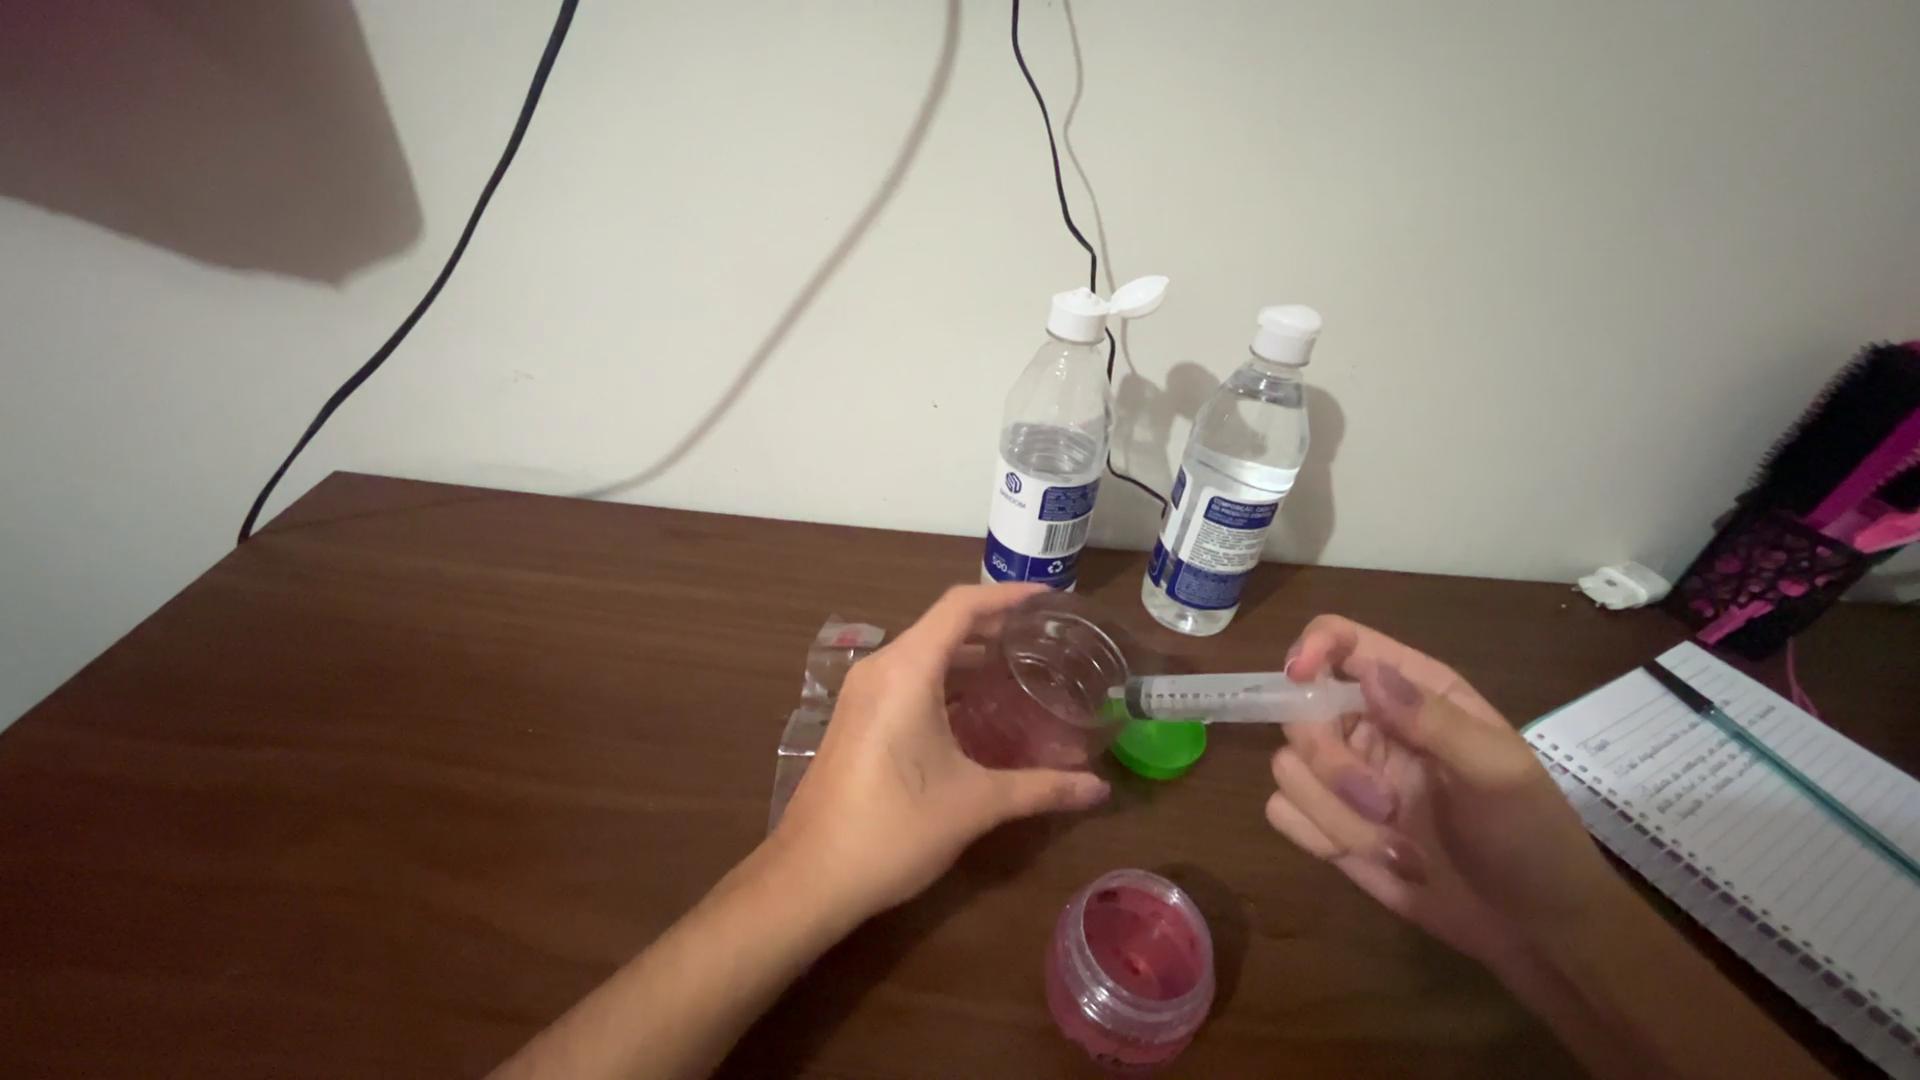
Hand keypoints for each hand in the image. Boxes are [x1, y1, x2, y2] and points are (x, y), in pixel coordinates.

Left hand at [772, 584, 1110, 921]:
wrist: (808, 878)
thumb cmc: (893, 830)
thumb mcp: (974, 805)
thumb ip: (1040, 789)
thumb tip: (1099, 789)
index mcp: (906, 671)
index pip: (961, 606)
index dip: (1007, 596)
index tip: (1050, 599)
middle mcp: (881, 669)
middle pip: (944, 626)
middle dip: (996, 627)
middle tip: (1047, 641)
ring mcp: (863, 693)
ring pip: (925, 654)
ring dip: (970, 656)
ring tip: (1023, 670)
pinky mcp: (858, 718)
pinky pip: (908, 679)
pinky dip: (946, 681)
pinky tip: (980, 708)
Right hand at [1265, 616, 1618, 964]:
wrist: (1531, 929)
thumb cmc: (1530, 839)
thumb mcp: (1500, 773)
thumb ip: (1434, 719)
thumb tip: (1366, 670)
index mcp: (1413, 693)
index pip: (1343, 640)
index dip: (1314, 646)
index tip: (1299, 675)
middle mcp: (1366, 724)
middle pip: (1298, 711)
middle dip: (1332, 763)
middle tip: (1382, 803)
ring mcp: (1341, 775)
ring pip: (1287, 765)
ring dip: (1336, 812)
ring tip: (1396, 844)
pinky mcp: (1324, 822)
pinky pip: (1281, 810)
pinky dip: (1318, 836)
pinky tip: (1368, 857)